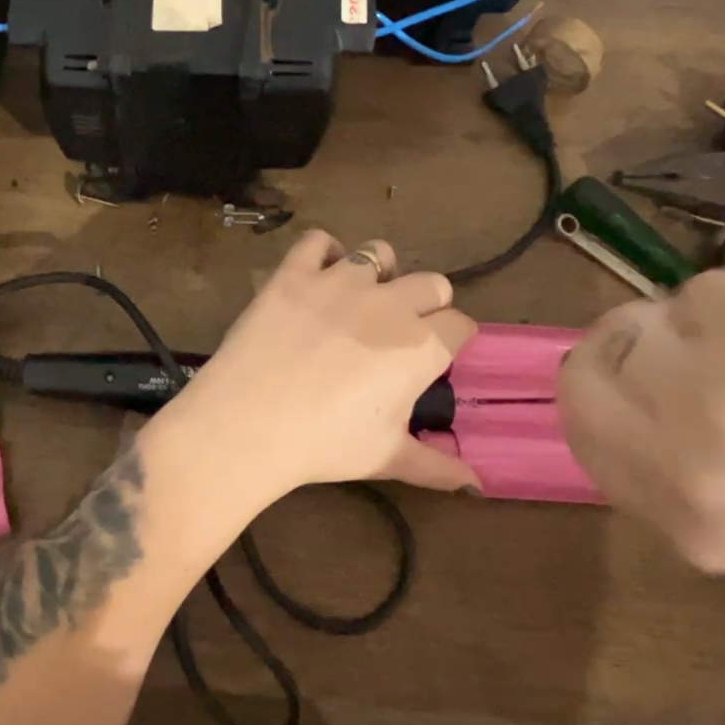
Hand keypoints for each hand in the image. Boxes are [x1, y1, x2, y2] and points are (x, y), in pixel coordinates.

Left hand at [155, 230, 480, 501]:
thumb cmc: (325, 443)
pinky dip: (323, 251)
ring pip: (378, 254)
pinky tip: (317, 273)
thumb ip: (436, 465)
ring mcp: (339, 282)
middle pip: (430, 283)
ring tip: (362, 297)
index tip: (437, 355)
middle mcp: (389, 303)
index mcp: (422, 346)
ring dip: (380, 272)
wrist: (250, 421)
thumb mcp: (386, 458)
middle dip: (426, 302)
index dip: (453, 339)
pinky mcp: (293, 273)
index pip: (461, 325)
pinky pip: (317, 241)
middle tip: (401, 330)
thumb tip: (474, 482)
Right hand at [557, 270, 724, 574]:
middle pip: (587, 372)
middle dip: (621, 347)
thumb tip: (612, 392)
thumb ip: (672, 467)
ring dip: (690, 323)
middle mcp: (685, 461)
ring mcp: (713, 387)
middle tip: (676, 339)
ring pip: (643, 324)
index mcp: (692, 525)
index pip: (581, 435)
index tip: (625, 376)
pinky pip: (700, 291)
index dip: (596, 396)